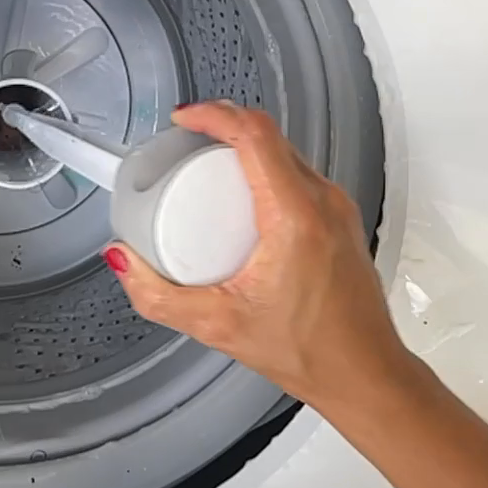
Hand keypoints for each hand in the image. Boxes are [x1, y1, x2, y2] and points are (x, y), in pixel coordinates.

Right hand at [105, 102, 416, 413]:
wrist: (364, 373)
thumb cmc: (311, 352)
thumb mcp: (218, 326)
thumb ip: (159, 295)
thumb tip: (124, 261)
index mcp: (296, 216)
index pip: (255, 135)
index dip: (214, 115)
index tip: (185, 120)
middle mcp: (323, 201)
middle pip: (269, 137)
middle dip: (222, 128)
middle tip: (186, 143)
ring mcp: (337, 207)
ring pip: (285, 153)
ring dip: (245, 147)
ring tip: (207, 166)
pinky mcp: (340, 218)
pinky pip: (299, 174)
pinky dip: (265, 168)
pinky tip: (242, 195)